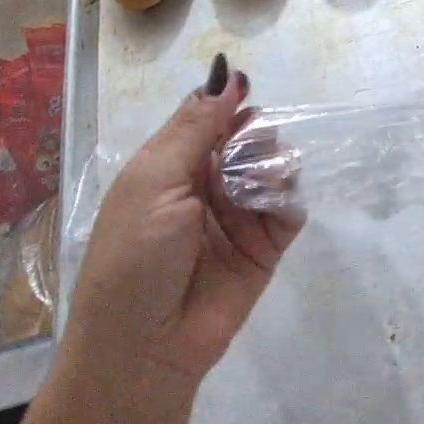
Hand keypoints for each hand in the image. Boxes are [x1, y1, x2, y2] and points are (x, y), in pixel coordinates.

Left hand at [14, 55, 301, 423]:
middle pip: (246, 135)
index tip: (244, 90)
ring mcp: (238, 214)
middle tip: (246, 146)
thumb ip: (197, 128)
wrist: (143, 348)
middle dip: (252, 132)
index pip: (206, 116)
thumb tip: (227, 75)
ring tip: (256, 182)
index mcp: (170, 165)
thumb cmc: (133, 255)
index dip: (226, 100)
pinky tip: (273, 204)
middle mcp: (207, 183)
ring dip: (271, 162)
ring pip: (273, 165)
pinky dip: (288, 197)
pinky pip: (289, 206)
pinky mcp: (265, 246)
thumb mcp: (154, 181)